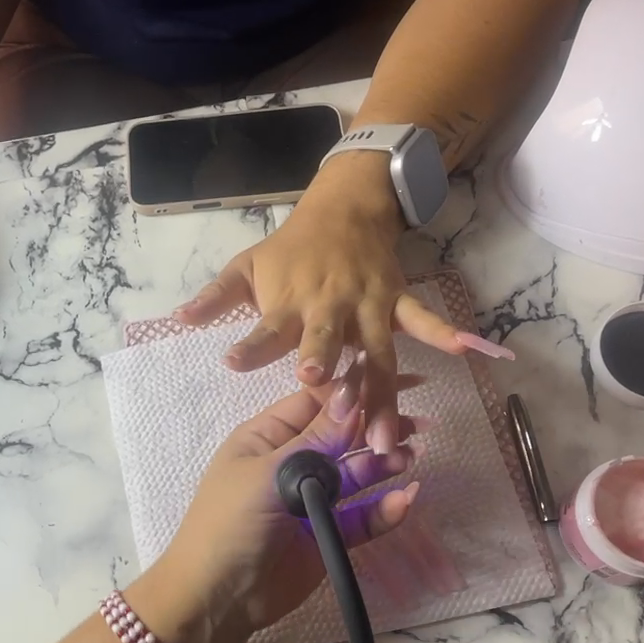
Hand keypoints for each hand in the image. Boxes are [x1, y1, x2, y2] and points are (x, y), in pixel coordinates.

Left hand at [138, 365, 422, 642]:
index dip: (355, 392)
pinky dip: (383, 509)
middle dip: (376, 428)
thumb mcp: (270, 474)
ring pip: (356, 474)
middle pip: (342, 436)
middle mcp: (291, 462)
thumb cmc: (231, 523)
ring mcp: (311, 499)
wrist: (218, 598)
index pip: (316, 402)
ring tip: (410, 457)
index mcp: (266, 437)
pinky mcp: (327, 534)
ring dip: (383, 464)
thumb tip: (353, 391)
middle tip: (417, 425)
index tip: (395, 381)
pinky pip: (361, 516)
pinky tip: (405, 500)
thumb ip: (316, 438)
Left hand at [172, 154, 503, 456]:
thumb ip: (216, 297)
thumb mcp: (247, 266)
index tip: (233, 361)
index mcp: (288, 304)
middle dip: (325, 364)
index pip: (266, 329)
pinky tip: (466, 351)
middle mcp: (328, 307)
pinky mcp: (396, 301)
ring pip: (377, 354)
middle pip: (327, 342)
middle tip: (320, 389)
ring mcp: (366, 305)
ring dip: (382, 392)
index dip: (251, 346)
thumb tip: (177, 318)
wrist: (344, 205)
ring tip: (387, 436)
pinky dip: (442, 332)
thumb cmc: (291, 249)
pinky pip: (421, 319)